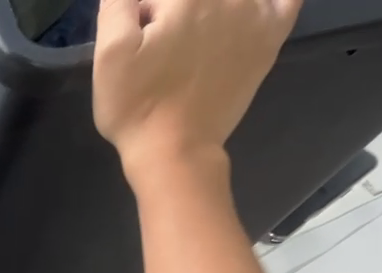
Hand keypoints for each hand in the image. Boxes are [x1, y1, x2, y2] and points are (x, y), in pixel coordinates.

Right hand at [94, 0, 302, 173]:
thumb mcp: (108, 56)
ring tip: (187, 44)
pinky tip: (252, 9)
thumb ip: (118, 6)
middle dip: (172, 11)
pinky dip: (270, 0)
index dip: (145, 12)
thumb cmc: (135, 106)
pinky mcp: (272, 33)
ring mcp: (257, 11)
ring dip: (210, 9)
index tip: (140, 34)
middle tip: (163, 46)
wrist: (175, 149)